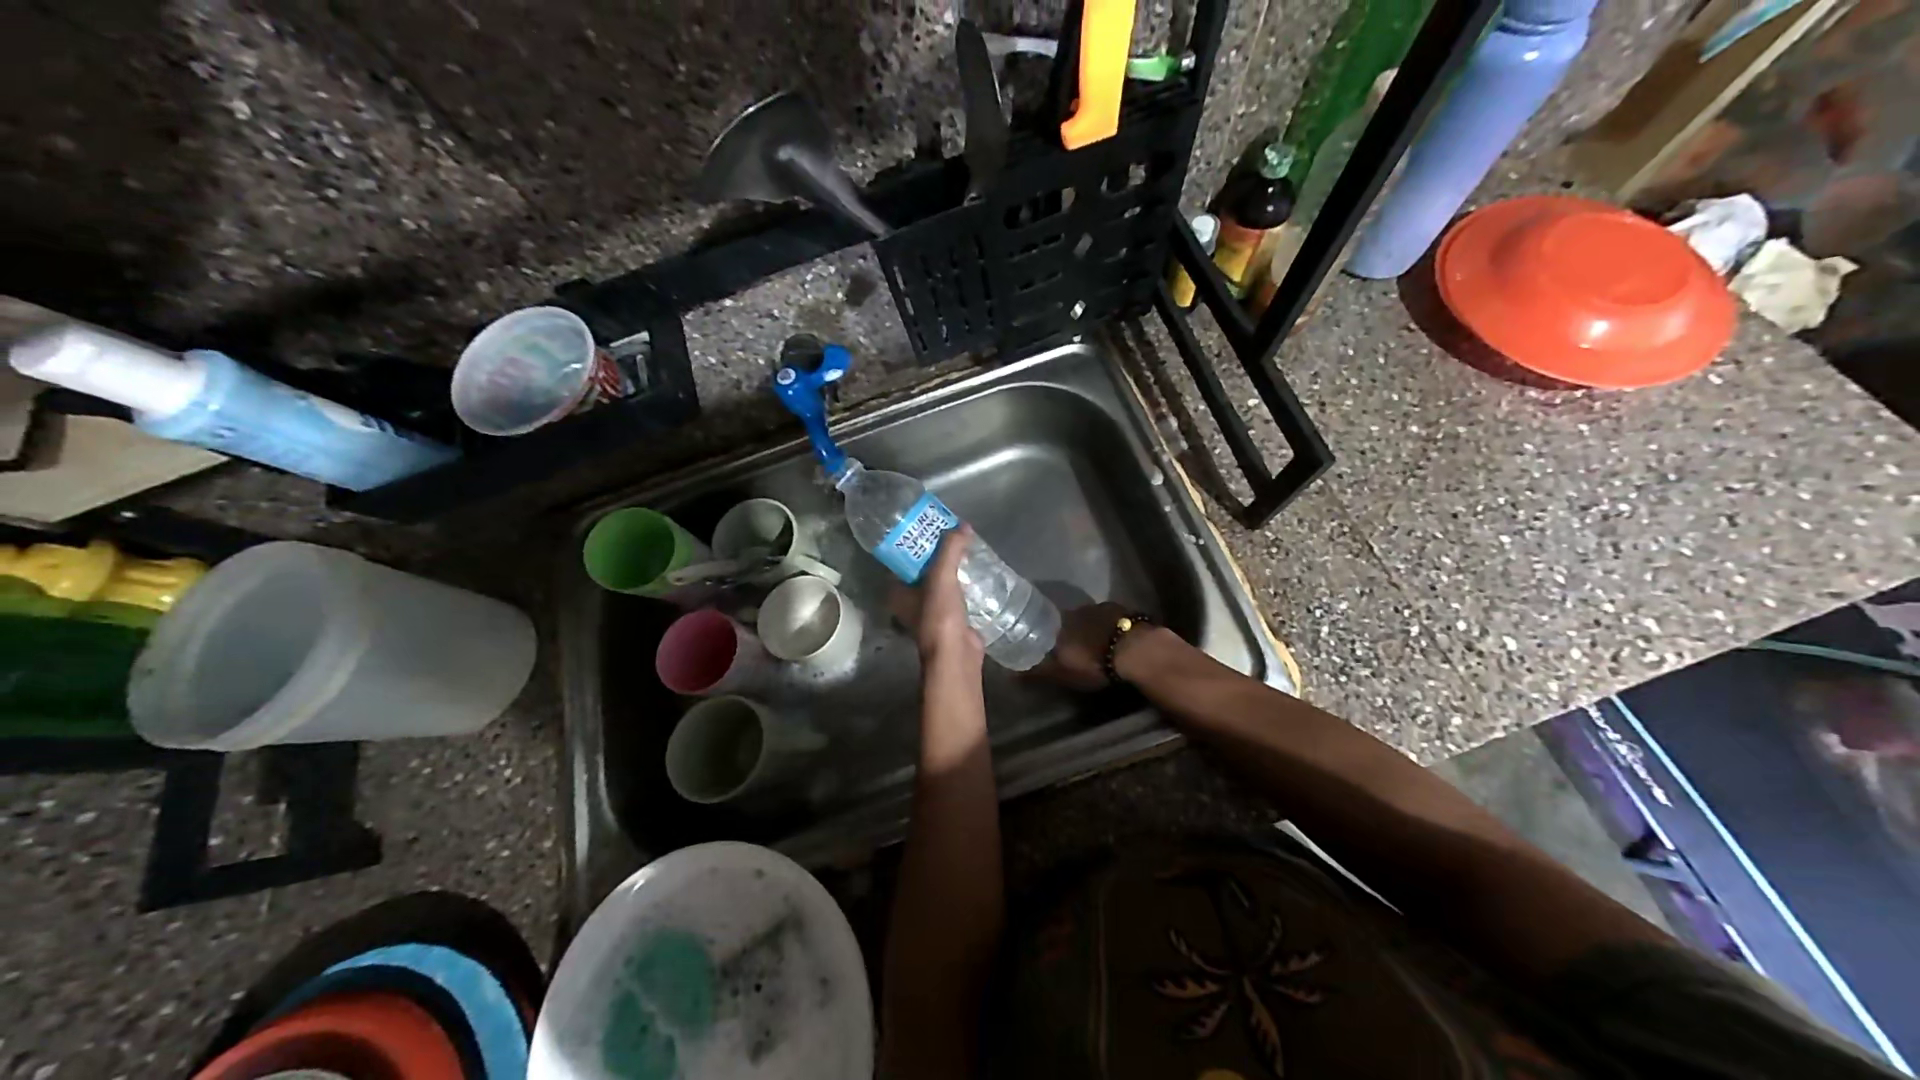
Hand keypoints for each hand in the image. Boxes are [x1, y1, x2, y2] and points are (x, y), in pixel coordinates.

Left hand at [890, 525, 984, 666]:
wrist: (956, 654)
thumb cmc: (940, 615)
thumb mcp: (942, 576)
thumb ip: (950, 549)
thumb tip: (963, 526)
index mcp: (896, 590)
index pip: (901, 558)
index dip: (914, 540)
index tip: (930, 524)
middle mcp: (908, 600)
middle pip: (922, 568)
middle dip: (937, 551)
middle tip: (953, 532)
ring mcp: (929, 610)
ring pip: (939, 580)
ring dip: (952, 566)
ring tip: (967, 546)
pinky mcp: (949, 618)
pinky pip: (954, 593)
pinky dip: (963, 582)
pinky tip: (976, 569)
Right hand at [1034, 602, 1133, 690]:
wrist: (1136, 649)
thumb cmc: (1094, 664)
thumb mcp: (1063, 675)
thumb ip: (1038, 673)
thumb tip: (1009, 674)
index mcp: (1057, 626)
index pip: (1043, 627)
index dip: (1044, 636)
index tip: (1044, 644)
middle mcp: (1074, 612)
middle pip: (1066, 621)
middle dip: (1068, 631)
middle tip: (1072, 645)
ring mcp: (1098, 607)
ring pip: (1087, 616)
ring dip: (1088, 626)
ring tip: (1093, 641)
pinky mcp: (1119, 608)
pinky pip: (1107, 615)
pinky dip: (1106, 624)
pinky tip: (1112, 635)